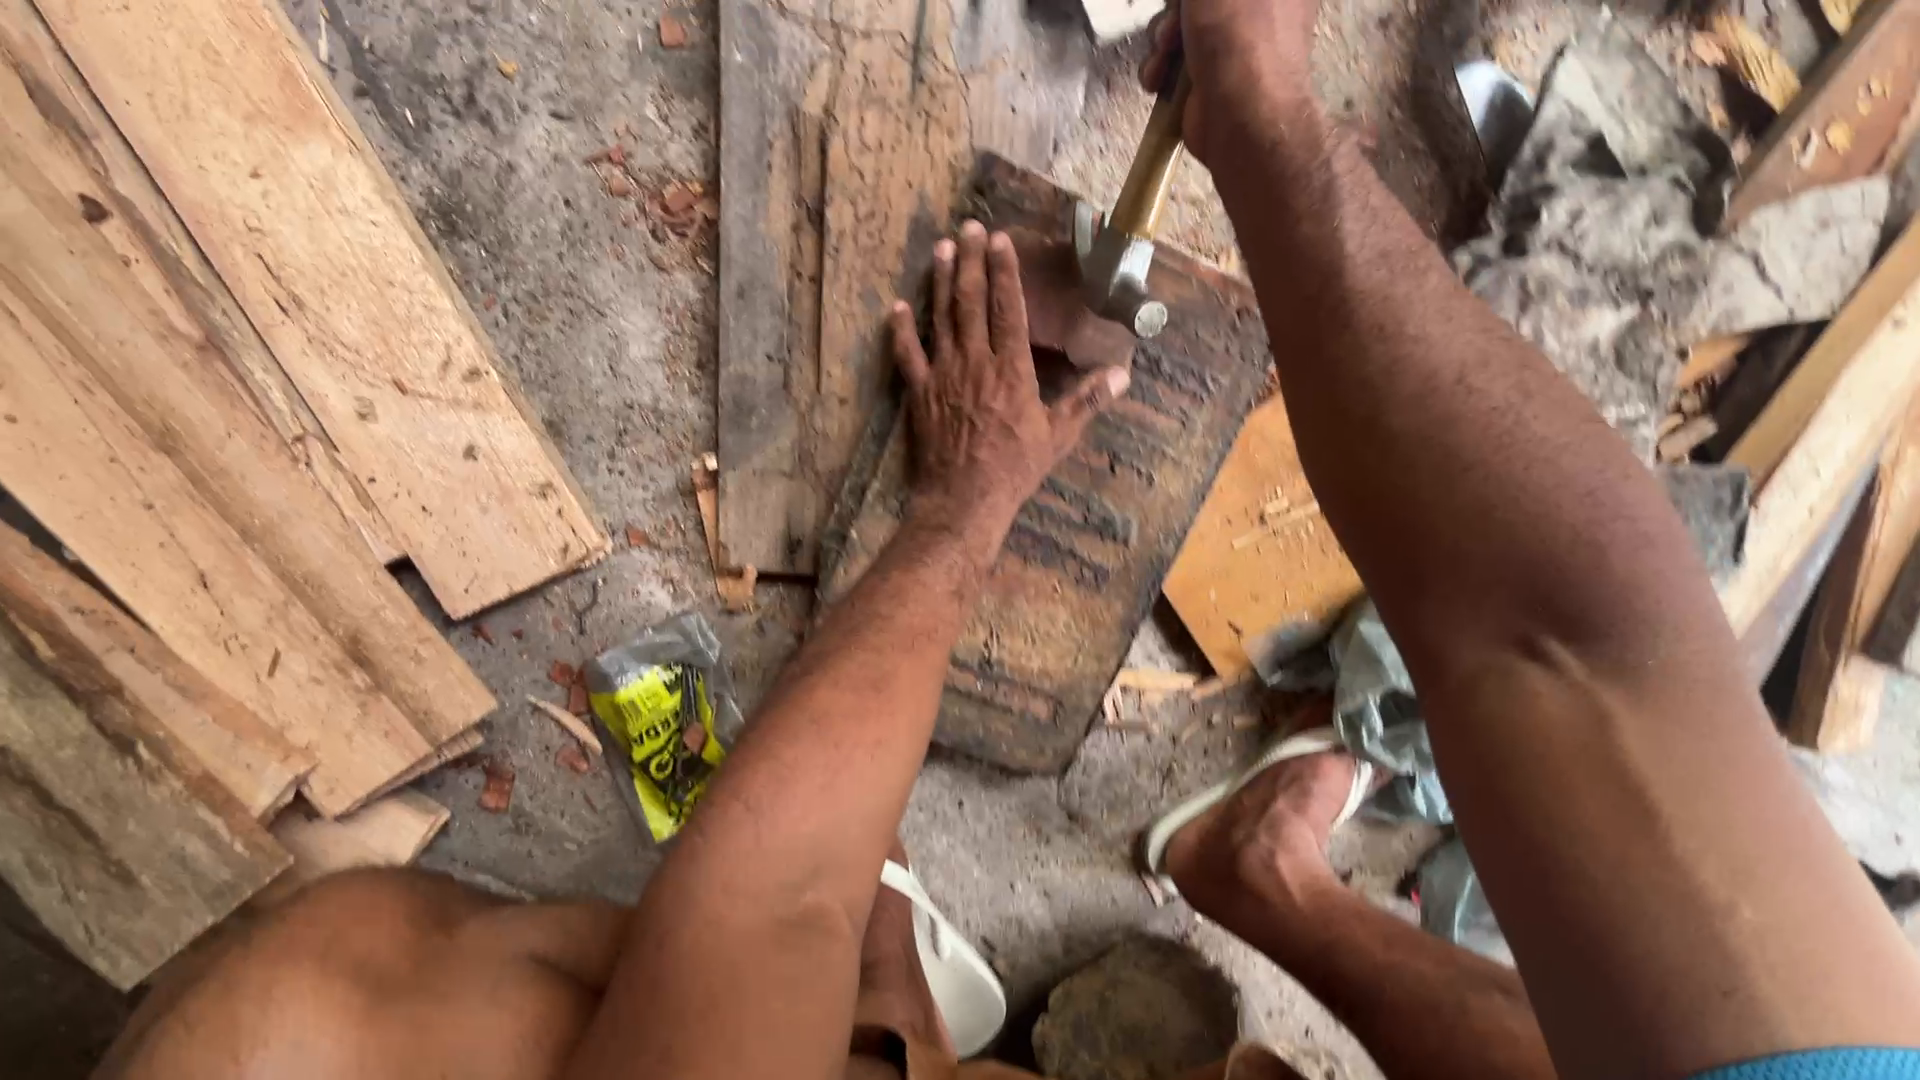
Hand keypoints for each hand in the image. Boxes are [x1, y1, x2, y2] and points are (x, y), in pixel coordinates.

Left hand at [888, 221, 1130, 536]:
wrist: (965, 499)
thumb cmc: (1015, 469)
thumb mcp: (1058, 436)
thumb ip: (1087, 400)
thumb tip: (1123, 375)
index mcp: (1012, 368)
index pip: (1007, 308)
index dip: (1004, 271)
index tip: (1000, 241)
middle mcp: (975, 362)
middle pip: (971, 302)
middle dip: (971, 262)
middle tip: (968, 228)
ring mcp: (942, 375)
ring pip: (940, 318)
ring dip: (940, 282)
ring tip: (942, 249)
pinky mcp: (918, 394)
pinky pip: (906, 355)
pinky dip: (901, 330)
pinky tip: (896, 306)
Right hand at [1139, 0, 1323, 169]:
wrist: (1241, 118)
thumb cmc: (1239, 33)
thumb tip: (1186, 2)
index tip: (1182, 2)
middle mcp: (1255, 7)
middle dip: (1174, 8)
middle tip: (1174, 22)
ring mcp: (1229, 45)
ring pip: (1178, 25)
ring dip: (1161, 40)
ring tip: (1165, 56)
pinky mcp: (1208, 80)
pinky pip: (1173, 63)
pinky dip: (1161, 71)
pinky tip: (1160, 81)